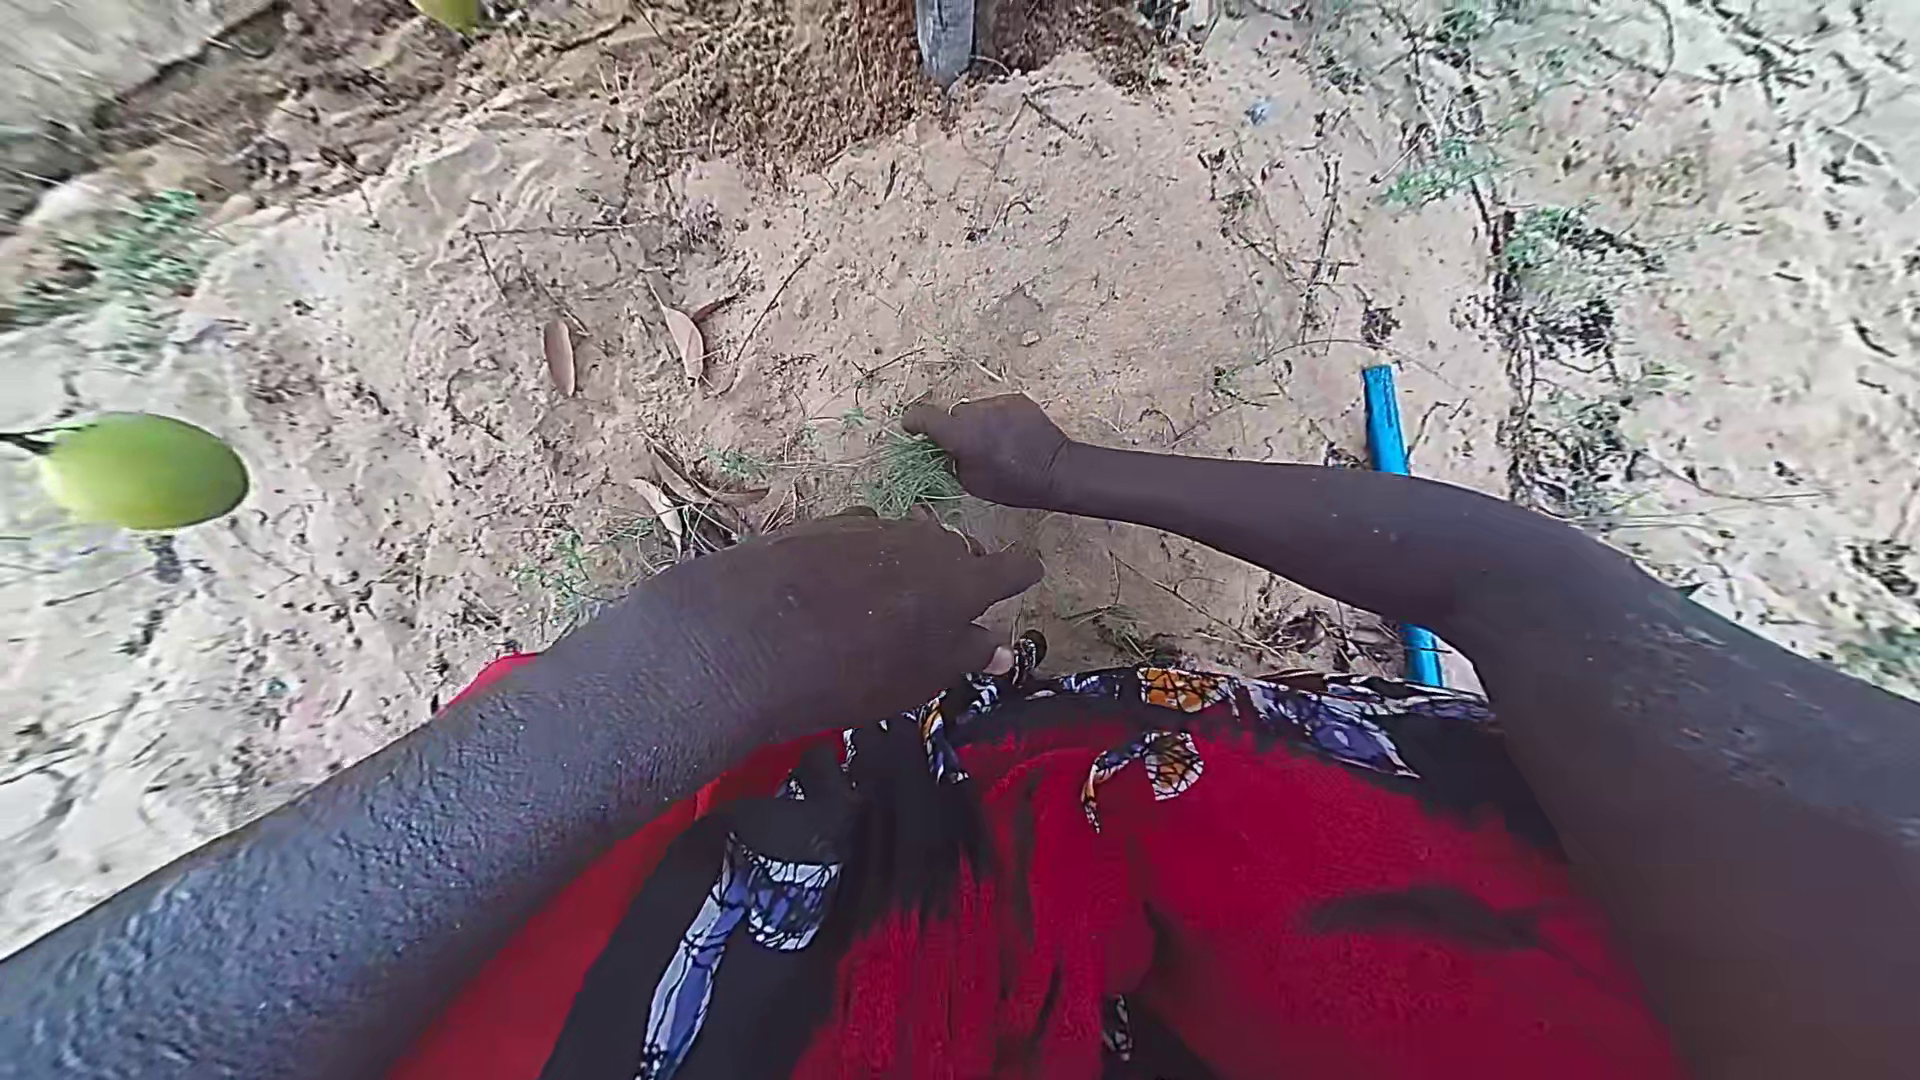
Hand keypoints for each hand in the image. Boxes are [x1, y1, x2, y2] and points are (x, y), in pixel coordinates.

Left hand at [546, 511, 1041, 743]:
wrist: (748, 637)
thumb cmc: (850, 674)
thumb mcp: (920, 678)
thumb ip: (968, 654)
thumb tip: (1004, 647)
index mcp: (961, 581)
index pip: (1012, 566)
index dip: (1021, 572)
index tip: (1024, 575)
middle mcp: (925, 541)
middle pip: (960, 548)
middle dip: (962, 572)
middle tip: (945, 607)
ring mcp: (876, 526)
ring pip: (912, 539)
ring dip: (912, 562)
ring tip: (888, 599)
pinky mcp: (830, 522)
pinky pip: (867, 535)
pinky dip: (869, 555)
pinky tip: (840, 583)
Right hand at [903, 395, 1074, 509]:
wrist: (1056, 470)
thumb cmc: (1012, 485)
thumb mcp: (972, 482)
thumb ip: (952, 462)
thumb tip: (945, 451)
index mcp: (960, 435)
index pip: (924, 417)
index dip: (913, 422)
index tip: (911, 428)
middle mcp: (975, 413)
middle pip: (953, 415)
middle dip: (954, 429)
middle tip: (964, 448)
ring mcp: (997, 403)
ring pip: (975, 410)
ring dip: (976, 423)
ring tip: (993, 444)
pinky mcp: (1016, 400)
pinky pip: (995, 407)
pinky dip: (996, 419)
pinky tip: (1009, 436)